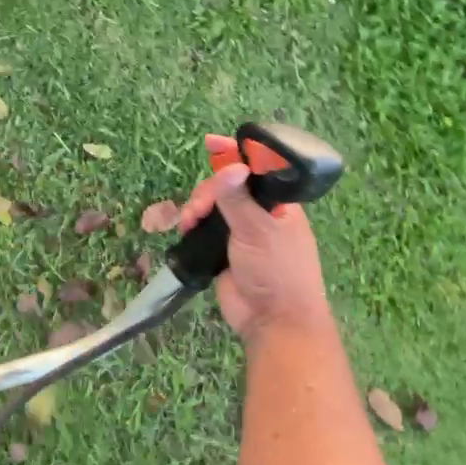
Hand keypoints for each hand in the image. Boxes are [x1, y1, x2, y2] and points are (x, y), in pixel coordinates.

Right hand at [178, 136, 331, 343]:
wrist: (273, 321)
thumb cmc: (278, 272)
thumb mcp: (257, 230)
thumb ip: (237, 198)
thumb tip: (230, 164)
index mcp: (279, 207)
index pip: (256, 171)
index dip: (234, 156)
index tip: (211, 142)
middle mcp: (261, 216)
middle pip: (226, 188)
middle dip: (206, 193)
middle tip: (197, 209)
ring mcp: (241, 234)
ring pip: (212, 207)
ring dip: (196, 209)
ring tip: (188, 224)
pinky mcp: (223, 251)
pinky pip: (204, 228)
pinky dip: (192, 226)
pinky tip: (185, 231)